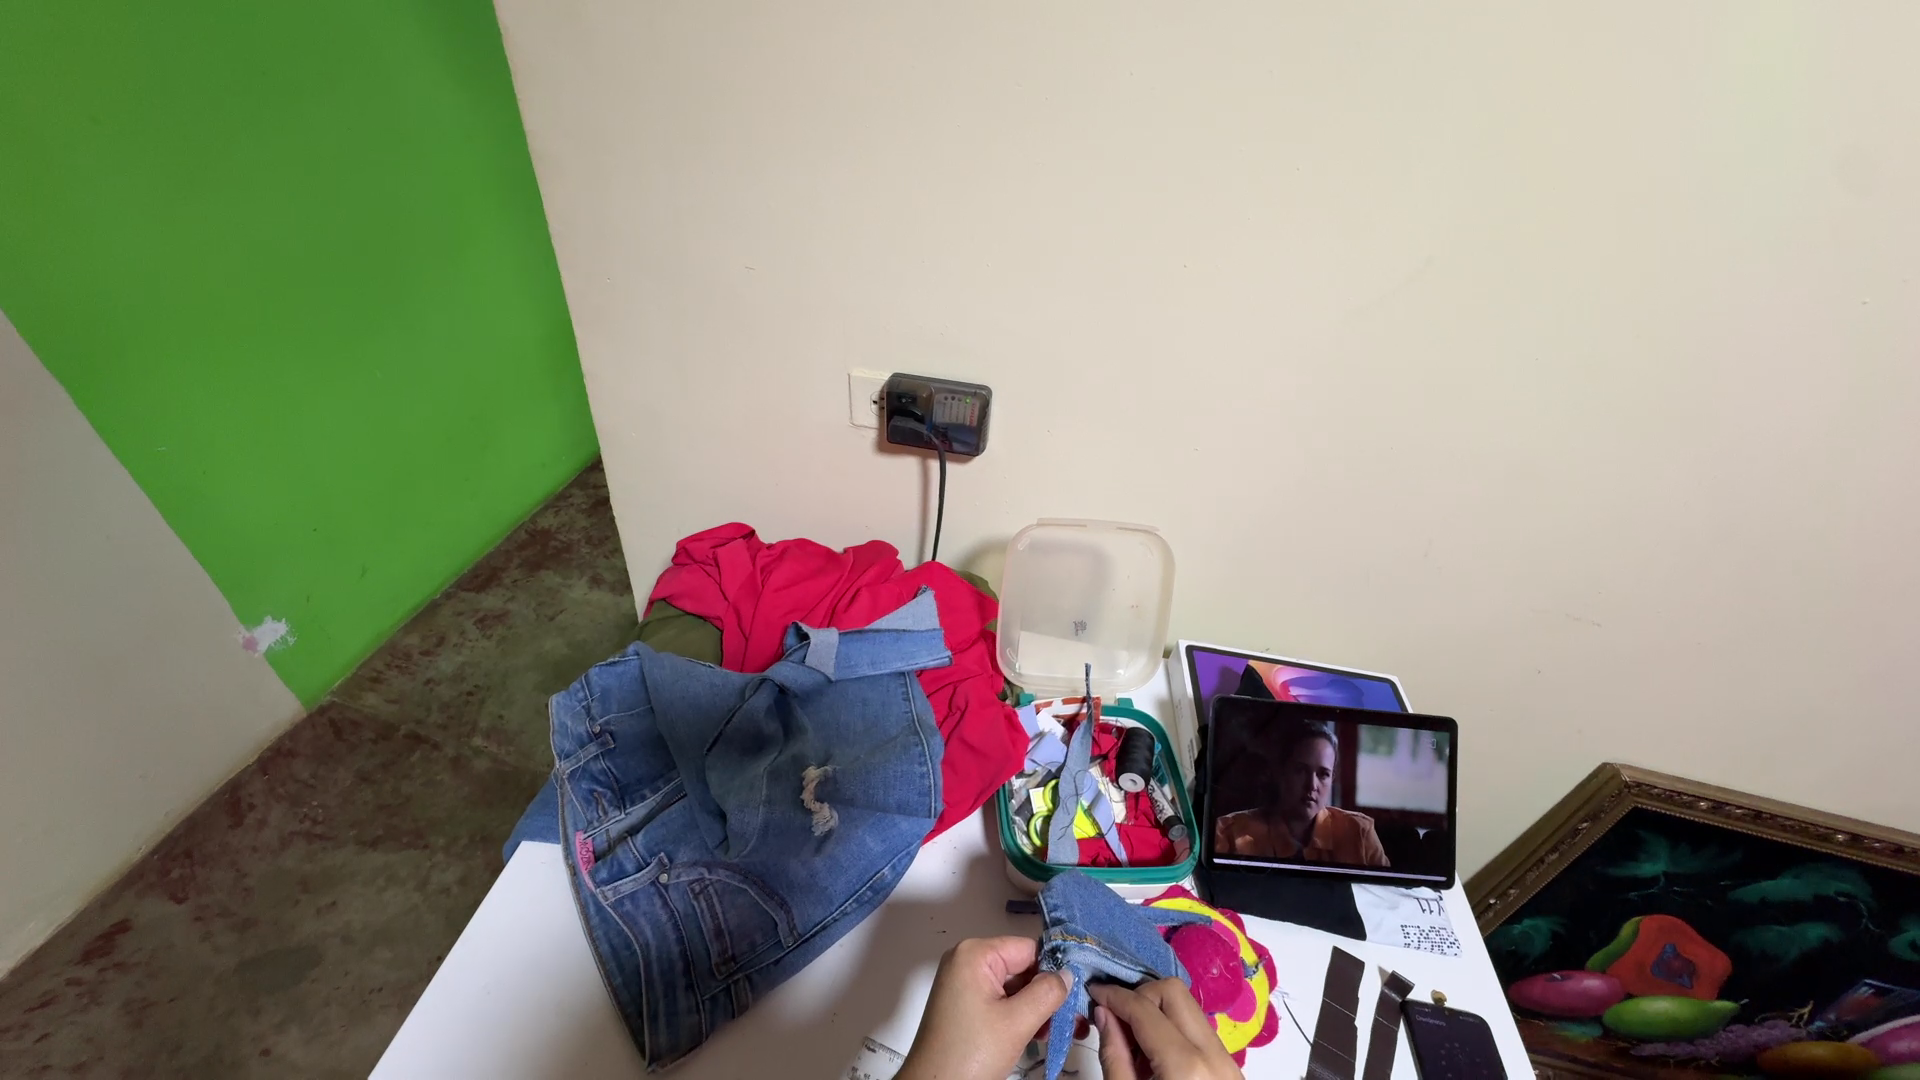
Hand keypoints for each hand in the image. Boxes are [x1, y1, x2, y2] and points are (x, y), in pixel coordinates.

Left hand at [897, 936, 1068, 1079]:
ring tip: (1060, 1031)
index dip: (1052, 970)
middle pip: (1020, 967)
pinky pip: (999, 1000)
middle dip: (1046, 994)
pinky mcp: (964, 1005)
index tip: (1076, 994)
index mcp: (975, 953)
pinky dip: (1018, 1015)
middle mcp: (967, 960)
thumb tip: (1068, 973)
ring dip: (1035, 1008)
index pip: (1027, 949)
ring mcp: (964, 983)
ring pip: (1012, 987)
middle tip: (1073, 1019)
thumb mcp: (1016, 1023)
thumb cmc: (972, 1053)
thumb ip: (1047, 994)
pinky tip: (1038, 1034)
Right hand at [1090, 979, 1242, 1079]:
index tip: (1094, 993)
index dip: (1113, 995)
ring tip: (1136, 1040)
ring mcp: (1229, 1061)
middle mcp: (1213, 1055)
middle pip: (1172, 990)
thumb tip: (1104, 1013)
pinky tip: (1157, 1053)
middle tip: (1118, 1015)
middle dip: (1140, 994)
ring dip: (1157, 1010)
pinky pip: (1199, 1029)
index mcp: (1185, 1065)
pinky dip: (1174, 1028)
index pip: (1144, 1007)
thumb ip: (1114, 1056)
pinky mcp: (1232, 1068)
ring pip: (1188, 1006)